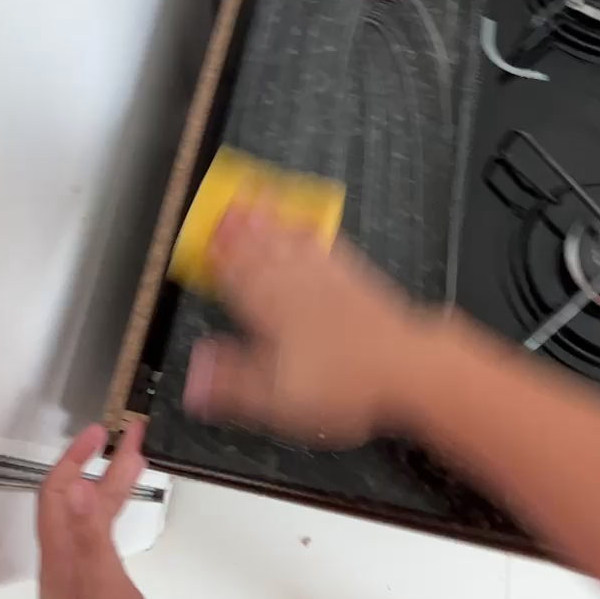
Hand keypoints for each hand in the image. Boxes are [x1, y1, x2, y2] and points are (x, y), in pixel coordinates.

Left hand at [38, 421, 152, 598]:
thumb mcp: (107, 592)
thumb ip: (90, 541)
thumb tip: (74, 491)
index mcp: (61, 564)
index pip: (56, 495)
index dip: (74, 457)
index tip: (99, 432)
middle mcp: (66, 567)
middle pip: (75, 500)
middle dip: (100, 461)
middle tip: (126, 435)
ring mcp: (81, 577)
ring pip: (91, 514)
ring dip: (111, 480)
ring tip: (136, 456)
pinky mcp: (98, 586)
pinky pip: (102, 531)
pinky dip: (117, 505)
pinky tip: (129, 502)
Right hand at [182, 201, 431, 446]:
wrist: (405, 366)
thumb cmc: (343, 383)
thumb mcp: (277, 398)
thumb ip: (231, 384)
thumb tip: (194, 379)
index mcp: (270, 312)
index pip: (237, 277)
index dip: (219, 258)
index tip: (205, 238)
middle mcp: (295, 287)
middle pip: (261, 252)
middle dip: (240, 229)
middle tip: (226, 205)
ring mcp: (326, 278)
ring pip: (288, 243)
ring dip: (270, 221)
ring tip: (256, 200)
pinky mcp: (352, 277)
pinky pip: (323, 245)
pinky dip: (308, 231)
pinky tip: (305, 225)